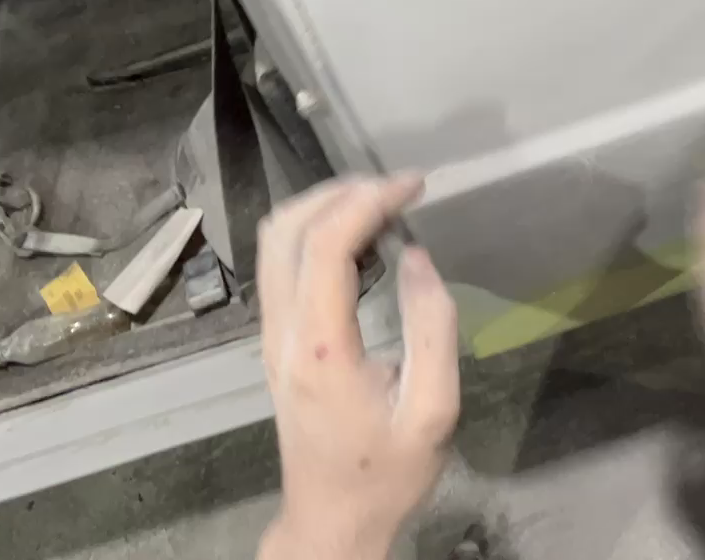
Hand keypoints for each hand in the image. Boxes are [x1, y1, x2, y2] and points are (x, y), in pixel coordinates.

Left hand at [257, 176, 460, 559]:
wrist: (330, 520)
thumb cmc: (385, 472)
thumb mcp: (433, 411)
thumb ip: (433, 328)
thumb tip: (417, 257)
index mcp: (321, 346)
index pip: (329, 244)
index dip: (370, 199)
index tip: (413, 184)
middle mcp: (283, 329)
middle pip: (289, 228)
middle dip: (343, 191)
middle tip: (396, 187)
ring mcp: (271, 330)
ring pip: (275, 238)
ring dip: (323, 204)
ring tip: (377, 200)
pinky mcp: (274, 334)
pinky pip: (279, 259)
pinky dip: (314, 227)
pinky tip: (356, 235)